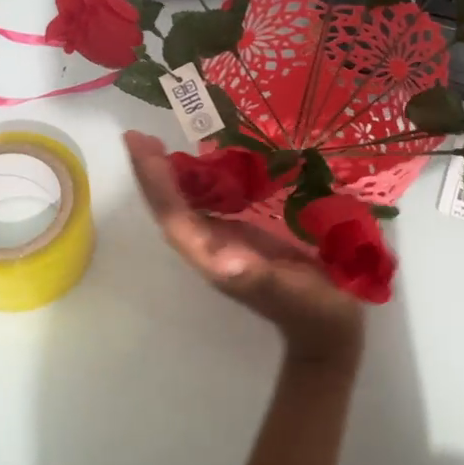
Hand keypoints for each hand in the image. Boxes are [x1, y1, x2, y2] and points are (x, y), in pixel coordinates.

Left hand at [125, 131, 363, 364]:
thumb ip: (258, 278)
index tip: (141, 146)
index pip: (173, 216)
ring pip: (181, 205)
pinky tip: (195, 161)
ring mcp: (219, 243)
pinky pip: (203, 205)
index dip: (155, 183)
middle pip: (168, 208)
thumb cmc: (312, 309)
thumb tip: (224, 264)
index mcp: (214, 260)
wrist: (326, 328)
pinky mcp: (234, 237)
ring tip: (153, 142)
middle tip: (137, 136)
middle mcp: (207, 249)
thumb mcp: (292, 292)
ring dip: (165, 175)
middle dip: (151, 173)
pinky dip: (193, 181)